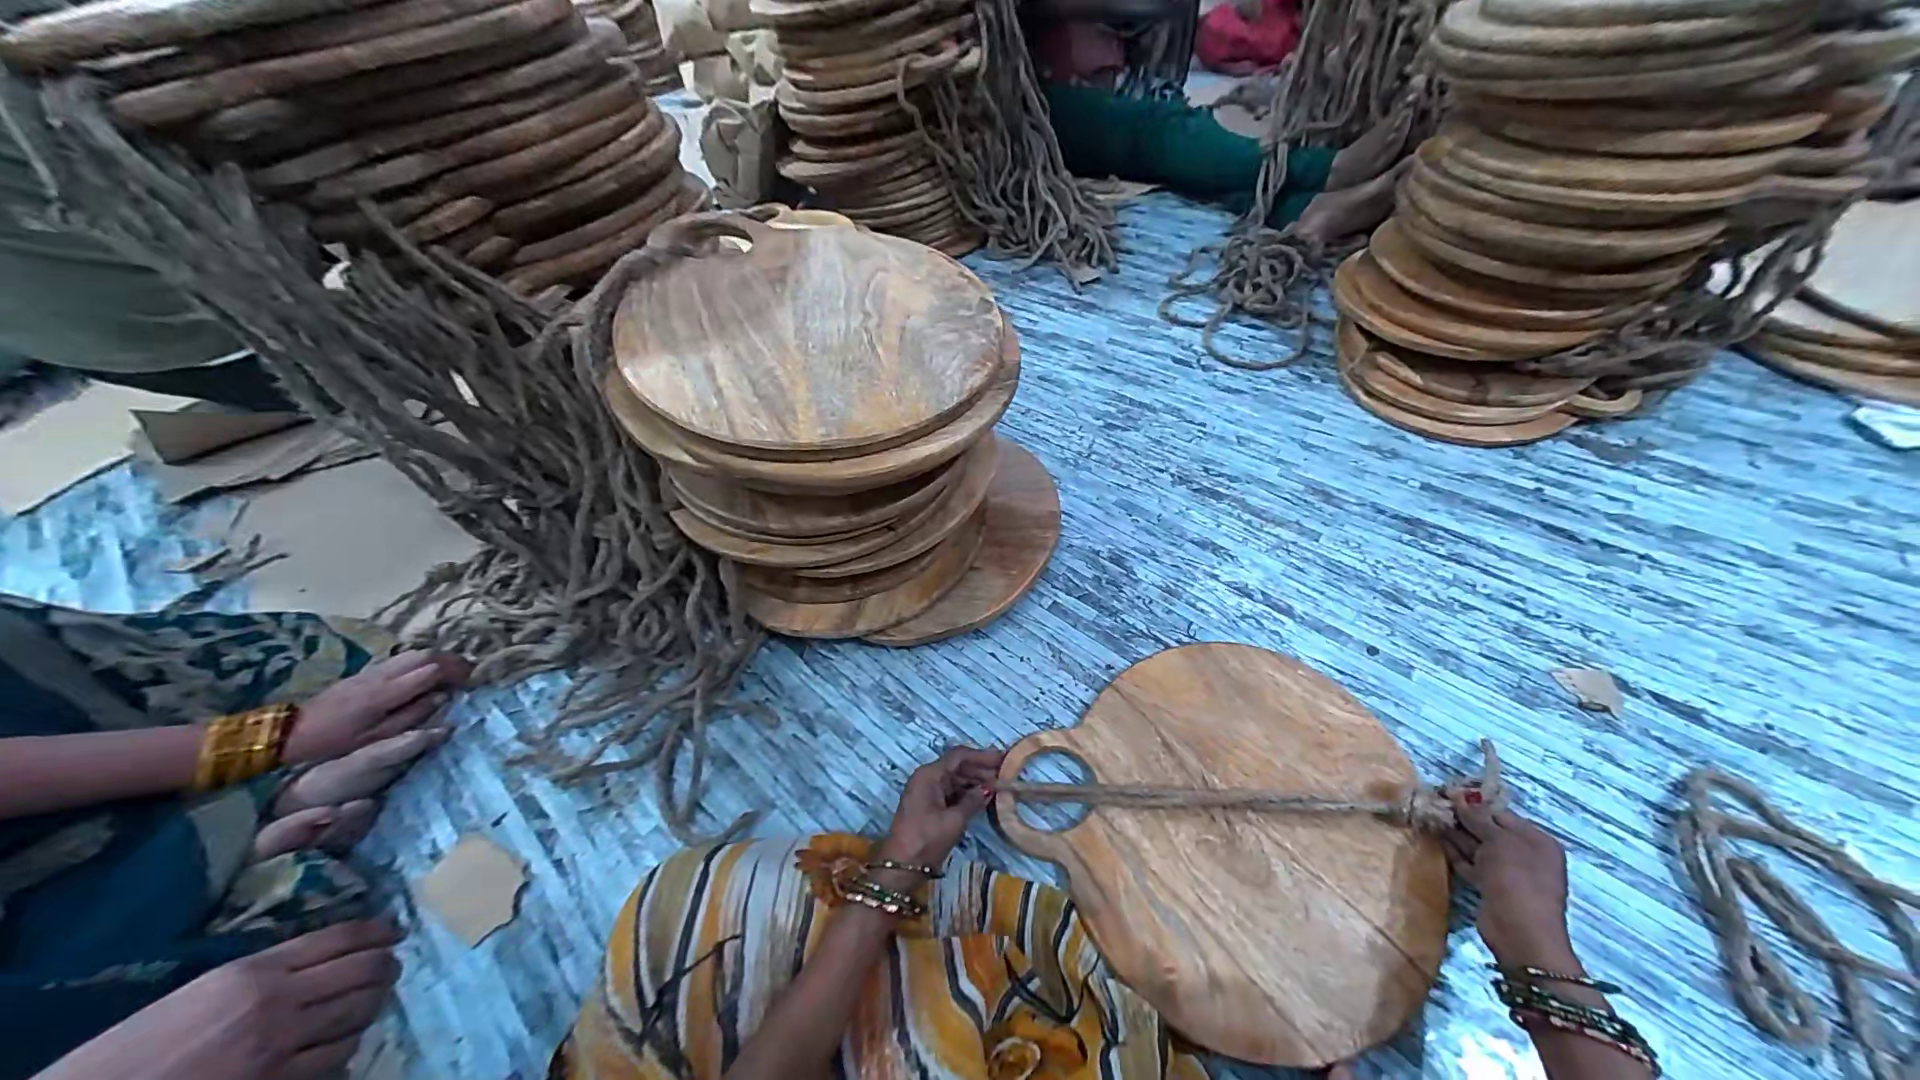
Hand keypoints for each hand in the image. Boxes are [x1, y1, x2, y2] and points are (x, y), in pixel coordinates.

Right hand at [37, 920, 401, 1079]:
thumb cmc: (128, 1052)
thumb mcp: (203, 991)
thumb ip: (267, 972)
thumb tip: (321, 961)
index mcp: (256, 971)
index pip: (345, 936)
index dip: (381, 930)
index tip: (395, 931)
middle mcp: (279, 1000)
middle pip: (368, 969)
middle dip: (387, 965)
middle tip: (389, 967)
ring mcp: (281, 1045)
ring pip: (362, 1011)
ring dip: (373, 1004)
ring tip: (371, 1002)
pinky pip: (337, 1057)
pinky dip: (347, 1047)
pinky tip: (341, 1044)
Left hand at [285, 651, 469, 764]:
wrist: (289, 733)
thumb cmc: (334, 742)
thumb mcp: (375, 737)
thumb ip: (412, 716)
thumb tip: (443, 698)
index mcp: (387, 693)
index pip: (432, 669)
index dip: (457, 671)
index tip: (474, 679)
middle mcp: (382, 675)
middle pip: (426, 654)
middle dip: (452, 659)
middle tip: (469, 671)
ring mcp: (373, 671)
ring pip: (414, 653)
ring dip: (438, 657)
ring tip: (452, 670)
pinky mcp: (366, 672)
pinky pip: (402, 658)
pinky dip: (421, 660)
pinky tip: (426, 672)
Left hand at [875, 746, 1003, 866]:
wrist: (902, 866)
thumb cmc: (927, 839)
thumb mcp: (954, 820)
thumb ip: (973, 800)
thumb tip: (990, 788)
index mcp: (929, 774)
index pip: (959, 756)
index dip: (982, 756)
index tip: (1003, 759)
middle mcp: (927, 777)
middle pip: (958, 766)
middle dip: (981, 769)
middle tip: (1005, 774)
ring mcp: (927, 790)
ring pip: (956, 778)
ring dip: (976, 781)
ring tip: (999, 786)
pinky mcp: (929, 804)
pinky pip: (951, 791)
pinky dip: (967, 793)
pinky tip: (984, 798)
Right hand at [1443, 791, 1574, 967]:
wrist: (1519, 930)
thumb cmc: (1516, 878)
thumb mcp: (1498, 841)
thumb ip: (1477, 817)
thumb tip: (1458, 794)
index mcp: (1536, 841)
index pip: (1500, 814)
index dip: (1473, 804)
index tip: (1445, 795)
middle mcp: (1525, 855)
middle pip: (1488, 830)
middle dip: (1462, 820)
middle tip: (1434, 807)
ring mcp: (1508, 873)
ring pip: (1477, 847)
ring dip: (1455, 835)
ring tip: (1430, 821)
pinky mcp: (1492, 887)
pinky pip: (1472, 864)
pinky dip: (1456, 854)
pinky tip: (1438, 842)